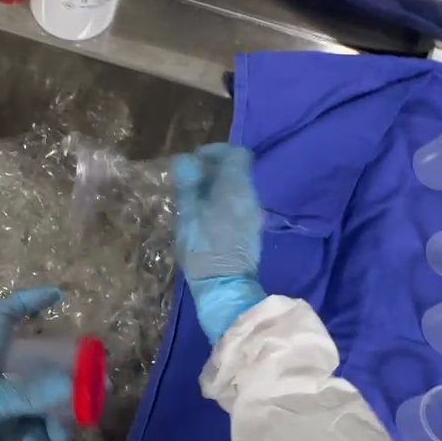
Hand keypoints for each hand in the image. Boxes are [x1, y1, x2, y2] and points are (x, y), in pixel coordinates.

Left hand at [0, 287, 76, 440]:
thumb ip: (29, 395)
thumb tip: (73, 386)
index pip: (5, 317)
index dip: (28, 301)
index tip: (58, 296)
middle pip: (41, 366)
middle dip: (69, 379)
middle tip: (98, 394)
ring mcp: (2, 404)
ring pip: (44, 398)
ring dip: (59, 415)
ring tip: (60, 437)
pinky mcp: (4, 430)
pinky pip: (38, 423)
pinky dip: (46, 433)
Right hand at [172, 143, 266, 341]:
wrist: (225, 288)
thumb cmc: (203, 248)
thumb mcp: (188, 214)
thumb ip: (188, 184)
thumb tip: (187, 160)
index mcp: (236, 187)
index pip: (236, 153)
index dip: (215, 152)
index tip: (194, 162)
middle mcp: (251, 197)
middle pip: (237, 171)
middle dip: (213, 171)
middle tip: (188, 183)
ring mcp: (254, 216)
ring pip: (237, 190)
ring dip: (216, 189)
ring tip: (193, 202)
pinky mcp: (252, 232)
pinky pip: (238, 206)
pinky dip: (223, 204)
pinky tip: (205, 219)